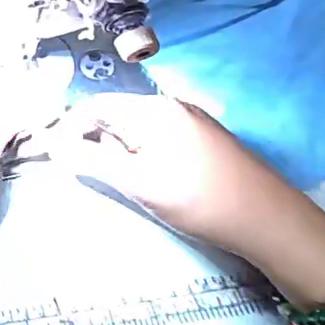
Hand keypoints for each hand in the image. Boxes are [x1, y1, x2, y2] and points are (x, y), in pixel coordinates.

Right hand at [49, 94, 324, 288]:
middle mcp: (171, 105)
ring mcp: (191, 119)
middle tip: (106, 177)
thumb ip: (93, 162)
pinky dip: (145, 154)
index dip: (71, 127)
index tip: (58, 155)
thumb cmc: (197, 199)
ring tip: (135, 184)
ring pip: (139, 128)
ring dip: (123, 151)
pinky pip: (160, 137)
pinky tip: (158, 181)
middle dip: (100, 142)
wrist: (268, 219)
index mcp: (152, 109)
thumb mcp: (137, 183)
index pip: (96, 105)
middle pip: (117, 114)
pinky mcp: (204, 138)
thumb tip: (56, 146)